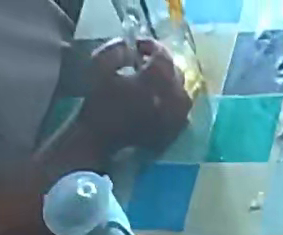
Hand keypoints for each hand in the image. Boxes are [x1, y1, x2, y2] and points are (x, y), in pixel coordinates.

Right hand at [76, 39, 192, 153]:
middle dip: (163, 66)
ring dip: (173, 87)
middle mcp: (168, 100)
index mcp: (153, 80)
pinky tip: (164, 105)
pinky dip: (176, 108)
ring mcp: (171, 121)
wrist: (99, 139)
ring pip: (184, 97)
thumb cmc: (98, 102)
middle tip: (147, 66)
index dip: (151, 46)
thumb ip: (119, 50)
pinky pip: (182, 118)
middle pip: (176, 75)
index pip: (163, 56)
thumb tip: (135, 51)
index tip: (138, 46)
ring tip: (158, 86)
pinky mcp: (169, 136)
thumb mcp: (101, 65)